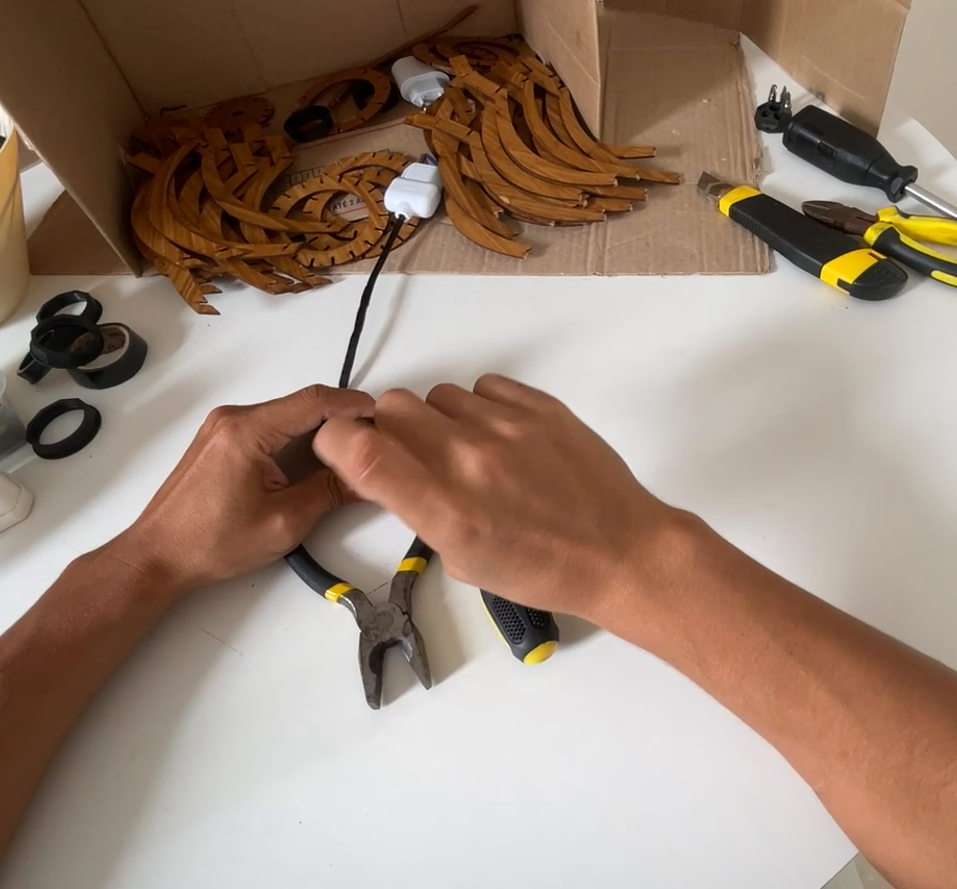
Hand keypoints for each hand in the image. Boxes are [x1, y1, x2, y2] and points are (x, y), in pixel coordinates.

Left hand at [112, 384, 374, 591]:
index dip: (353, 404)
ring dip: (320, 431)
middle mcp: (234, 417)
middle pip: (302, 405)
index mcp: (247, 430)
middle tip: (373, 442)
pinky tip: (315, 463)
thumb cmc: (212, 542)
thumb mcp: (284, 522)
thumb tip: (370, 477)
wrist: (155, 558)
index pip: (313, 401)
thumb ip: (331, 492)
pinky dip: (298, 439)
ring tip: (350, 456)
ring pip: (288, 416)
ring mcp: (224, 426)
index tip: (383, 416)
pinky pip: (272, 427)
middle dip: (341, 420)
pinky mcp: (222, 439)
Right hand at [312, 375, 704, 621]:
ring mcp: (509, 425)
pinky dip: (481, 406)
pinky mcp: (542, 406)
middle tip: (418, 456)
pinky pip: (485, 386)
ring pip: (439, 394)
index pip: (361, 450)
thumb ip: (420, 510)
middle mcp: (471, 458)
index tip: (346, 448)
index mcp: (446, 508)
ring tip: (471, 449)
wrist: (618, 549)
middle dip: (391, 429)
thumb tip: (392, 469)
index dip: (338, 440)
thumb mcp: (464, 560)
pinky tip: (502, 435)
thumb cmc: (541, 569)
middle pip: (393, 406)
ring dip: (440, 419)